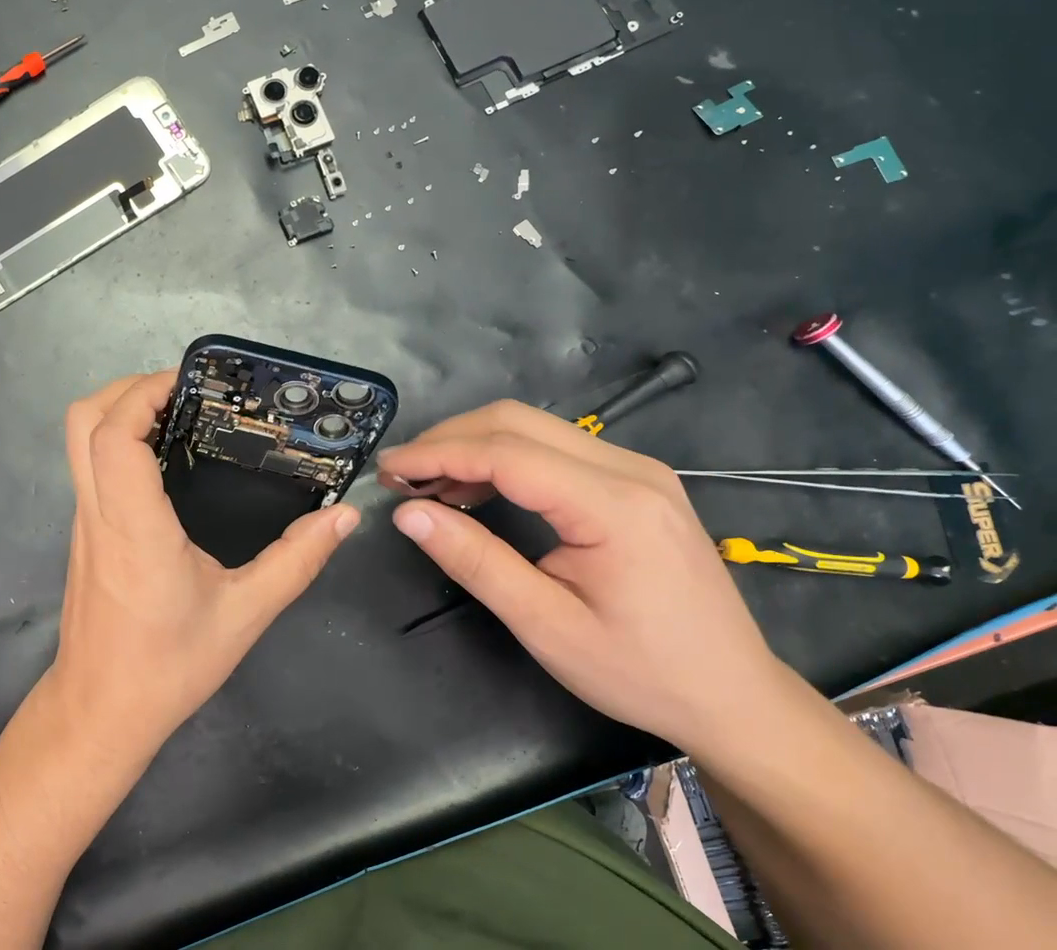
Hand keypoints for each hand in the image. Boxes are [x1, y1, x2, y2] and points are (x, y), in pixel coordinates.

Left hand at [51, 372, 360, 745]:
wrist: (101, 709)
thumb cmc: (168, 666)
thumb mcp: (245, 614)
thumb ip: (297, 560)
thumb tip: (344, 517)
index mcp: (133, 526)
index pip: (114, 436)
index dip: (143, 393)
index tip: (189, 381)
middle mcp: (98, 512)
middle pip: (81, 420)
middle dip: (126, 388)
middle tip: (183, 391)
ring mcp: (83, 521)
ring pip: (79, 442)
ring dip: (120, 412)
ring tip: (180, 415)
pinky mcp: (84, 533)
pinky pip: (90, 467)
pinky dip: (118, 442)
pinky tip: (167, 460)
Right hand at [376, 400, 792, 754]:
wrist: (733, 696)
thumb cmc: (639, 671)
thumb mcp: (546, 624)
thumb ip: (475, 561)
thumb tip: (408, 513)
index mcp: (614, 506)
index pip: (505, 453)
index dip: (437, 455)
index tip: (385, 470)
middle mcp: (631, 470)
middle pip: (517, 422)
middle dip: (448, 440)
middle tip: (400, 477)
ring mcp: (638, 472)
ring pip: (534, 428)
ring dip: (472, 446)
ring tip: (427, 486)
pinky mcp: (636, 483)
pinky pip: (554, 448)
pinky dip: (503, 459)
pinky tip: (475, 492)